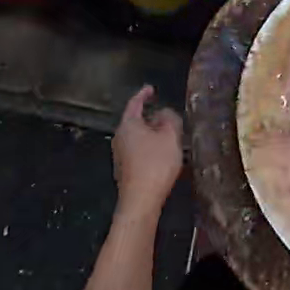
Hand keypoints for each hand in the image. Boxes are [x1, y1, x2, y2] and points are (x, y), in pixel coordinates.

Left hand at [112, 85, 181, 221]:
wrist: (140, 200)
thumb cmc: (156, 164)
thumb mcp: (170, 137)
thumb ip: (169, 119)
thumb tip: (164, 113)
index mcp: (128, 124)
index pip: (135, 103)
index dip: (143, 94)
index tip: (151, 89)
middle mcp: (119, 137)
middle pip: (134, 120)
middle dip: (149, 116)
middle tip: (165, 114)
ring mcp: (119, 154)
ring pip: (136, 136)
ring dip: (150, 133)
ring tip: (166, 135)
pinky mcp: (124, 169)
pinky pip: (136, 150)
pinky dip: (148, 147)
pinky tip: (160, 154)